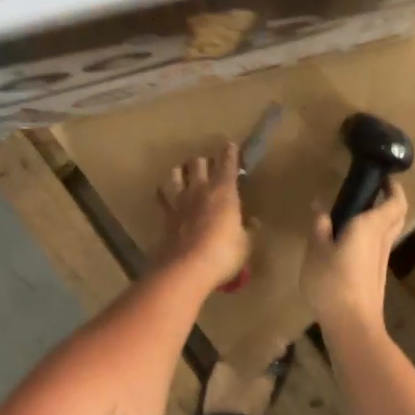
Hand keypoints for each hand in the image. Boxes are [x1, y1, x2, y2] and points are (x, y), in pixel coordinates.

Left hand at [154, 143, 250, 288]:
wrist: (186, 268)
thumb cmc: (223, 253)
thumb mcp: (245, 244)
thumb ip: (248, 230)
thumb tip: (253, 222)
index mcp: (224, 190)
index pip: (227, 163)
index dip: (230, 153)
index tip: (230, 146)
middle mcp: (200, 189)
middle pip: (198, 162)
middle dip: (204, 161)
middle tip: (209, 166)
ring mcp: (180, 200)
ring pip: (176, 174)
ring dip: (181, 171)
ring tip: (184, 175)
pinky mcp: (166, 216)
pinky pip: (162, 197)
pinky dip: (164, 193)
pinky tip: (165, 193)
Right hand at [300, 181, 407, 331]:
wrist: (352, 327)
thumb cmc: (333, 283)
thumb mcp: (316, 251)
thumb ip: (320, 226)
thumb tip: (320, 206)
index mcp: (370, 227)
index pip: (395, 202)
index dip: (394, 187)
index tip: (383, 176)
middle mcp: (381, 240)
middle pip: (397, 215)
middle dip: (391, 200)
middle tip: (373, 189)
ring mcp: (381, 260)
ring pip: (389, 231)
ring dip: (381, 218)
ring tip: (357, 212)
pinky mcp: (376, 276)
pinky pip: (379, 246)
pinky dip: (373, 235)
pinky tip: (351, 240)